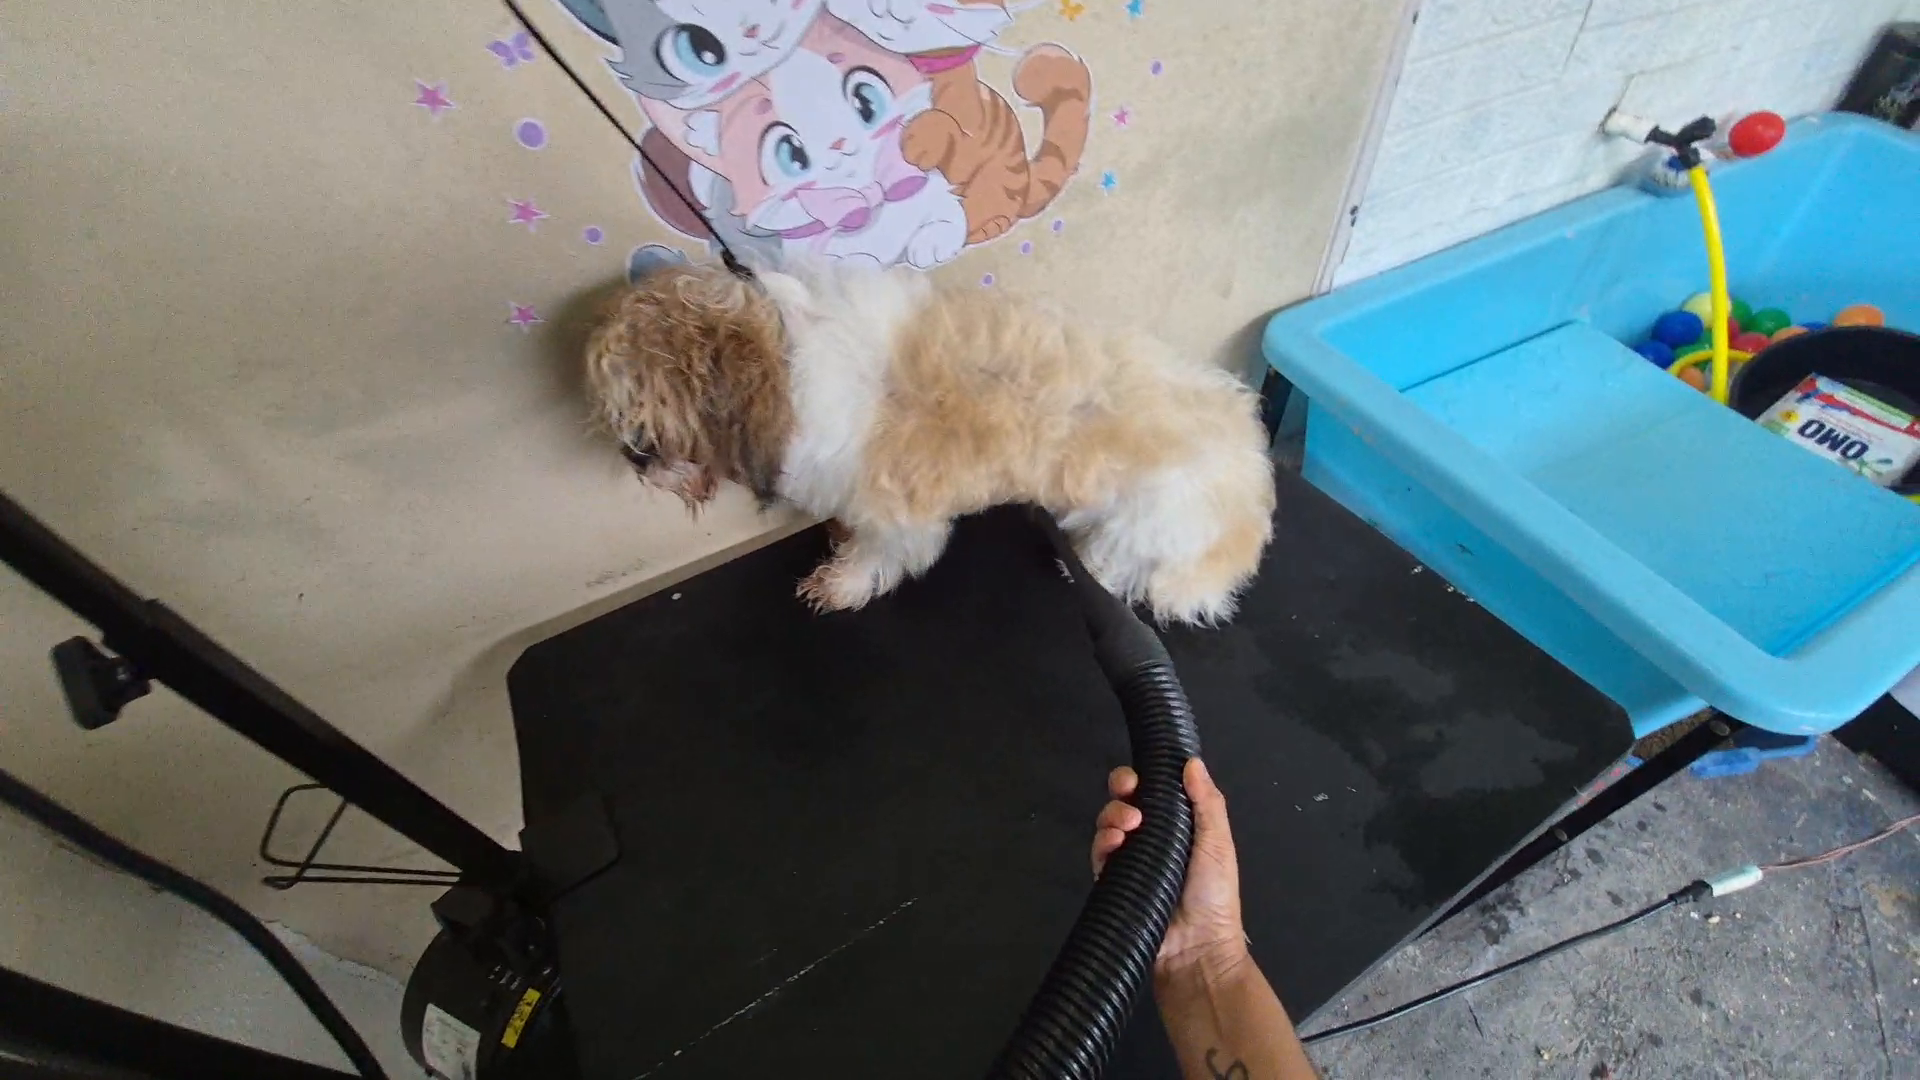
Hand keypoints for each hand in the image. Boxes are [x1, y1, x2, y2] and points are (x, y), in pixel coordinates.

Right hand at [1091, 758, 1247, 978]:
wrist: (1197, 949)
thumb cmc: (1214, 894)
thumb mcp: (1218, 844)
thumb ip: (1207, 802)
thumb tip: (1192, 761)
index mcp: (1177, 826)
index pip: (1153, 791)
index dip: (1143, 778)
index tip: (1142, 774)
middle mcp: (1151, 838)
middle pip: (1125, 800)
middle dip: (1121, 788)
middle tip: (1127, 790)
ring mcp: (1129, 859)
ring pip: (1109, 821)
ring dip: (1114, 814)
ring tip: (1128, 826)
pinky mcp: (1112, 880)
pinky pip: (1099, 853)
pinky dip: (1103, 842)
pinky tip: (1114, 844)